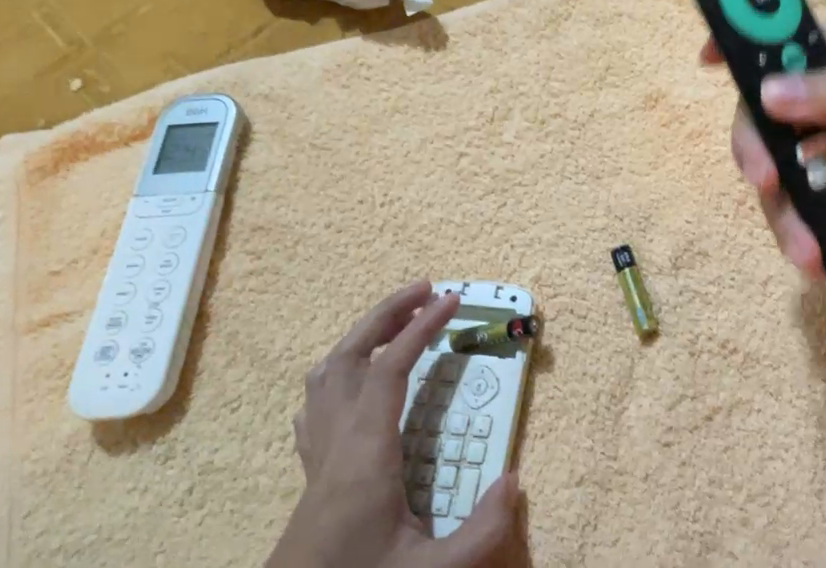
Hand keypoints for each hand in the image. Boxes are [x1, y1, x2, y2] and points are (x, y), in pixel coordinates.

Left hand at [268, 282, 519, 567]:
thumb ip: (479, 533)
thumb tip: (513, 481)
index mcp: (365, 454)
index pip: (391, 369)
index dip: (421, 328)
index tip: (452, 300)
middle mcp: (336, 442)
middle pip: (350, 356)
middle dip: (386, 314)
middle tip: (425, 291)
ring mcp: (318, 455)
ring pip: (325, 375)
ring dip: (360, 337)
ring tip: (395, 322)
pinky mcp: (312, 473)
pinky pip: (316, 404)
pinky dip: (338, 374)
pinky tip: (355, 381)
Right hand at [702, 34, 825, 277]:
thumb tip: (766, 89)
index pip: (795, 42)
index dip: (750, 42)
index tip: (707, 59)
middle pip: (770, 114)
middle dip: (757, 148)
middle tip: (761, 182)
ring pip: (778, 170)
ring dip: (783, 212)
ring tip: (805, 251)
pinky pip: (795, 209)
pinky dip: (798, 234)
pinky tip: (813, 260)